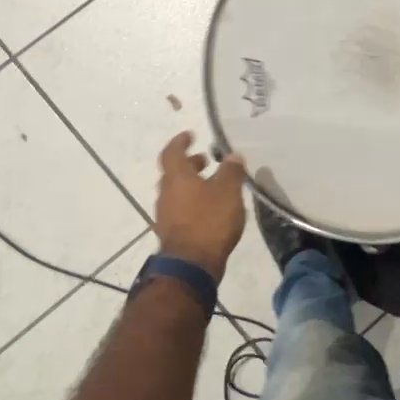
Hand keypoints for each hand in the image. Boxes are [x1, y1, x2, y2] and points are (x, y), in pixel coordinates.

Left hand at [153, 132, 246, 280]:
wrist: (191, 265)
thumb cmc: (209, 221)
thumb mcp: (228, 192)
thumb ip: (231, 171)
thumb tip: (233, 156)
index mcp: (177, 178)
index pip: (172, 152)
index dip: (180, 142)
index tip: (190, 135)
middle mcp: (166, 193)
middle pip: (173, 173)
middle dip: (189, 165)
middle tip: (206, 161)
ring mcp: (166, 215)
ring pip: (177, 192)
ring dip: (191, 185)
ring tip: (213, 186)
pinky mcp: (172, 232)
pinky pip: (180, 209)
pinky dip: (192, 203)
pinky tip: (210, 210)